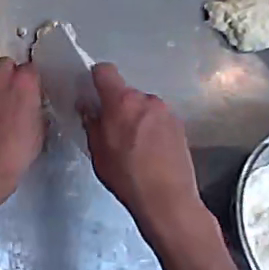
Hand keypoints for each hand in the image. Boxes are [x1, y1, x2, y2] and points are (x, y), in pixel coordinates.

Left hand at [0, 57, 44, 196]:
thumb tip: (32, 105)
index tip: (31, 90)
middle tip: (13, 92)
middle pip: (6, 64)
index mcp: (24, 82)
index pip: (30, 68)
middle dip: (9, 74)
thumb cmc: (20, 147)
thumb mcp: (40, 127)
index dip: (30, 80)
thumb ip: (35, 107)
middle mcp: (0, 78)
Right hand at [82, 64, 219, 261]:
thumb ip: (91, 123)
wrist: (167, 199)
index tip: (93, 94)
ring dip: (135, 118)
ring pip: (143, 107)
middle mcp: (146, 99)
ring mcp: (167, 112)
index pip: (105, 71)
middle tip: (111, 130)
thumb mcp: (97, 151)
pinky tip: (149, 152)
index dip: (96, 78)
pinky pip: (158, 120)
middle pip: (126, 93)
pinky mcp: (180, 126)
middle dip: (117, 106)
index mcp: (122, 101)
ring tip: (133, 146)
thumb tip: (88, 106)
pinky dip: (151, 129)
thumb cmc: (125, 175)